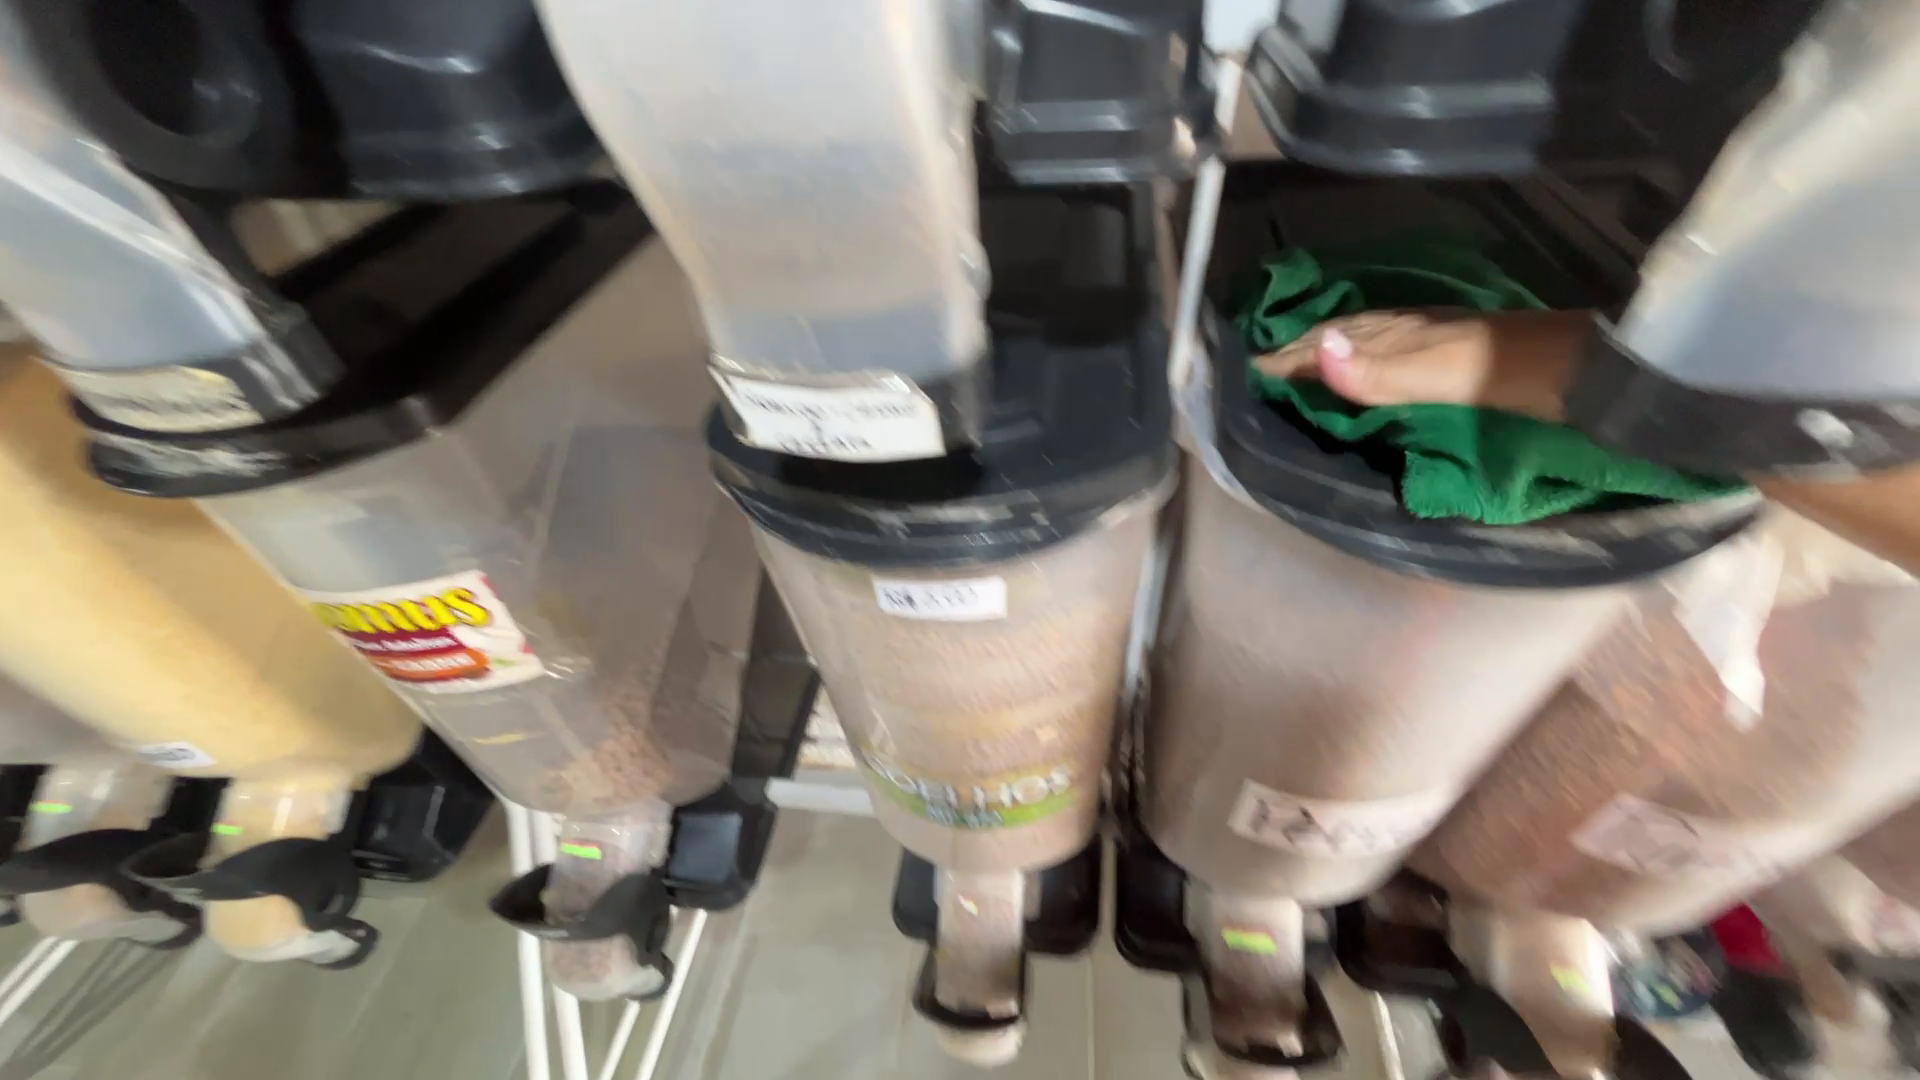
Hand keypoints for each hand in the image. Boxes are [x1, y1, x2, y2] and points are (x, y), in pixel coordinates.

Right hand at [1253, 309, 1588, 420]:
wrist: (1592, 368)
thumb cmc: (1511, 376)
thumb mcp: (1439, 378)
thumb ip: (1375, 371)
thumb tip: (1314, 352)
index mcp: (1389, 339)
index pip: (1314, 349)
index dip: (1277, 363)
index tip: (1236, 377)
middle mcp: (1397, 331)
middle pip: (1327, 340)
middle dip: (1286, 354)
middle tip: (1250, 375)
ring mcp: (1420, 336)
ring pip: (1350, 340)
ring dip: (1314, 352)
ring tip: (1285, 367)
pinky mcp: (1439, 346)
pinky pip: (1375, 347)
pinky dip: (1348, 353)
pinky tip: (1350, 360)